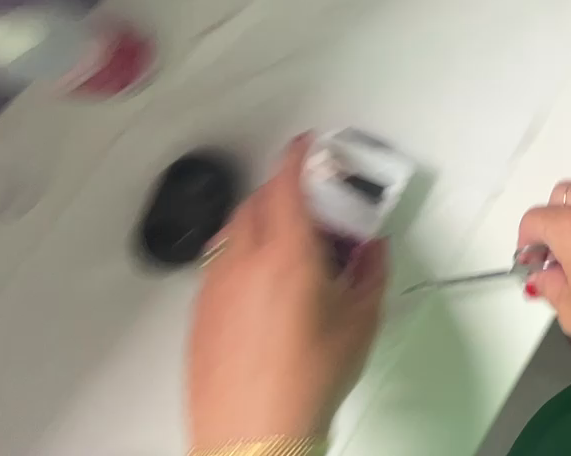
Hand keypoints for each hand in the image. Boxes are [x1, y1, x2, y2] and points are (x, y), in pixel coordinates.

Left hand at [187, 135, 386, 448]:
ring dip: (257, 222)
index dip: (295, 158)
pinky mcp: (199, 320)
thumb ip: (371, 270)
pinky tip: (263, 286)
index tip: (304, 143)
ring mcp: (214, 292)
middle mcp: (244, 264)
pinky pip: (217, 268)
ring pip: (230, 235)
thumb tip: (372, 248)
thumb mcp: (363, 316)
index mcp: (289, 254)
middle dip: (279, 191)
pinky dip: (240, 256)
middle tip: (308, 200)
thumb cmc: (313, 375)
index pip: (285, 187)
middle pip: (253, 205)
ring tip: (287, 243)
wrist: (255, 438)